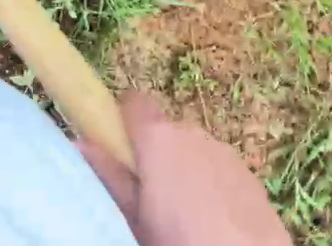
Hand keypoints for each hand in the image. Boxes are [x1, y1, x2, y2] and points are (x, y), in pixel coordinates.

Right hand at [78, 92, 292, 245]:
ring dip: (184, 172)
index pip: (133, 101)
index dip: (122, 121)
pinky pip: (219, 170)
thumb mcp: (135, 220)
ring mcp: (224, 152)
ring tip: (185, 220)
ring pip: (193, 152)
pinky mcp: (251, 176)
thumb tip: (80, 142)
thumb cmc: (181, 243)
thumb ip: (109, 177)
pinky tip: (215, 226)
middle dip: (154, 157)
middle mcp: (191, 132)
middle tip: (149, 200)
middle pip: (163, 131)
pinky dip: (212, 188)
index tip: (117, 151)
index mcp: (158, 138)